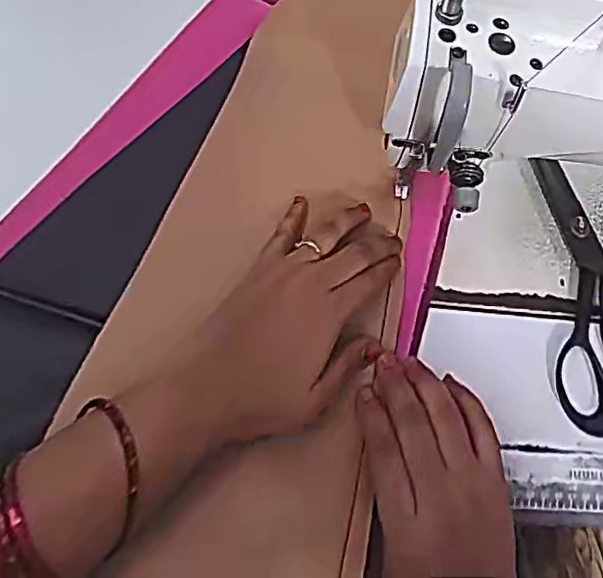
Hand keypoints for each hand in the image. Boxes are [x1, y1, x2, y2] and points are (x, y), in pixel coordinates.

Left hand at [168, 197, 401, 445]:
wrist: (206, 389)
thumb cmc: (256, 397)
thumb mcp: (315, 399)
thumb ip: (349, 366)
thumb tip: (372, 347)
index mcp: (329, 313)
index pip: (370, 279)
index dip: (387, 268)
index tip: (396, 263)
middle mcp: (310, 284)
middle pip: (356, 252)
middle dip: (379, 242)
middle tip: (391, 240)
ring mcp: (284, 271)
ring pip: (326, 234)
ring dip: (348, 220)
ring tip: (361, 211)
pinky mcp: (260, 269)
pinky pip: (282, 233)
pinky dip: (294, 215)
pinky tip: (301, 203)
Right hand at [358, 357, 515, 577]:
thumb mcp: (391, 551)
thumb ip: (385, 495)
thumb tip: (377, 439)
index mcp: (408, 527)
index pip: (384, 452)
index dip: (372, 415)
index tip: (364, 394)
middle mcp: (443, 500)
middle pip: (414, 426)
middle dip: (395, 388)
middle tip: (384, 365)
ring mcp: (474, 487)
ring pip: (447, 417)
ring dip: (426, 384)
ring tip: (410, 364)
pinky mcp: (498, 483)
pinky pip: (483, 428)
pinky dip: (467, 400)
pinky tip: (452, 384)